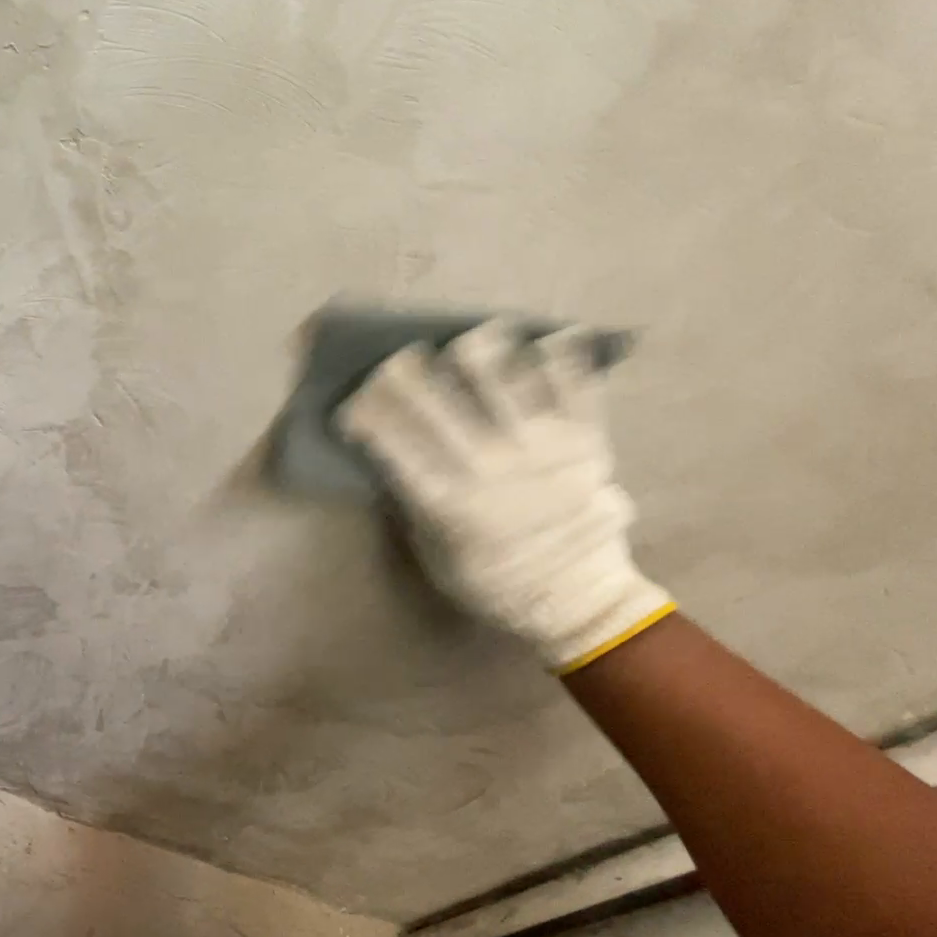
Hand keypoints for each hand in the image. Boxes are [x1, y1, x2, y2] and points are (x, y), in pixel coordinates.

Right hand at [337, 320, 672, 671]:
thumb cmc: (488, 579)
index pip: (390, 440)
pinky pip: (577, 387)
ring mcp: (540, 449)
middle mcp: (486, 466)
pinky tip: (552, 337)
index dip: (363, 413)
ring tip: (474, 337)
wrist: (573, 599)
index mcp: (443, 499)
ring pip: (506, 379)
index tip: (350, 404)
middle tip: (397, 361)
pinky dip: (565, 358)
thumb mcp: (430, 548)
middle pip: (435, 400)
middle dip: (405, 372)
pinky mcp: (586, 441)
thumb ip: (411, 498)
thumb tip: (389, 451)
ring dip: (483, 350)